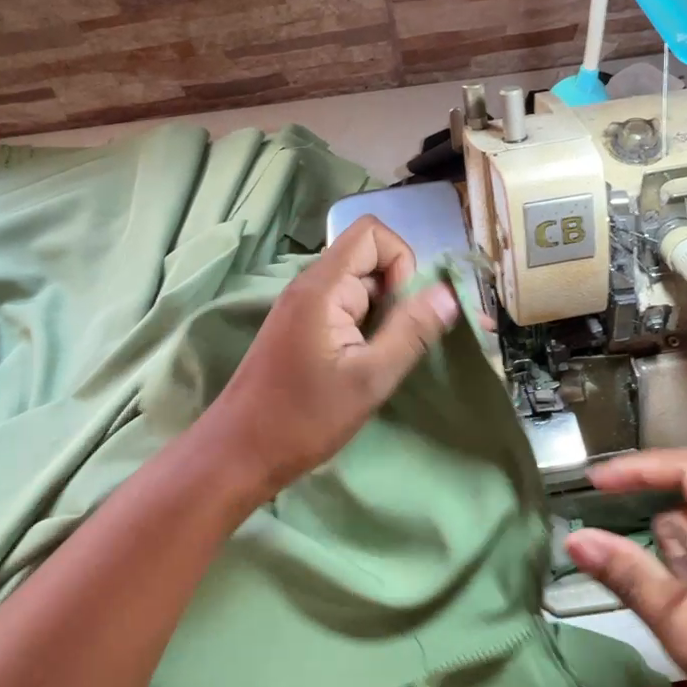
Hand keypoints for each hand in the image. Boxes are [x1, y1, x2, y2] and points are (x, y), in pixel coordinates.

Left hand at [201, 216, 458, 498]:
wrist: (238, 453)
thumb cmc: (304, 418)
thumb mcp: (369, 378)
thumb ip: (410, 331)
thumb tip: (448, 292)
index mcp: (323, 286)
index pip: (372, 233)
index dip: (401, 261)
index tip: (404, 309)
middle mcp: (310, 284)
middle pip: (368, 256)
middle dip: (397, 290)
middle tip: (399, 340)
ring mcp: (302, 305)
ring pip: (359, 283)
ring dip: (383, 310)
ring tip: (383, 356)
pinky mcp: (300, 326)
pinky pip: (344, 304)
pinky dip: (365, 323)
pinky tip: (363, 362)